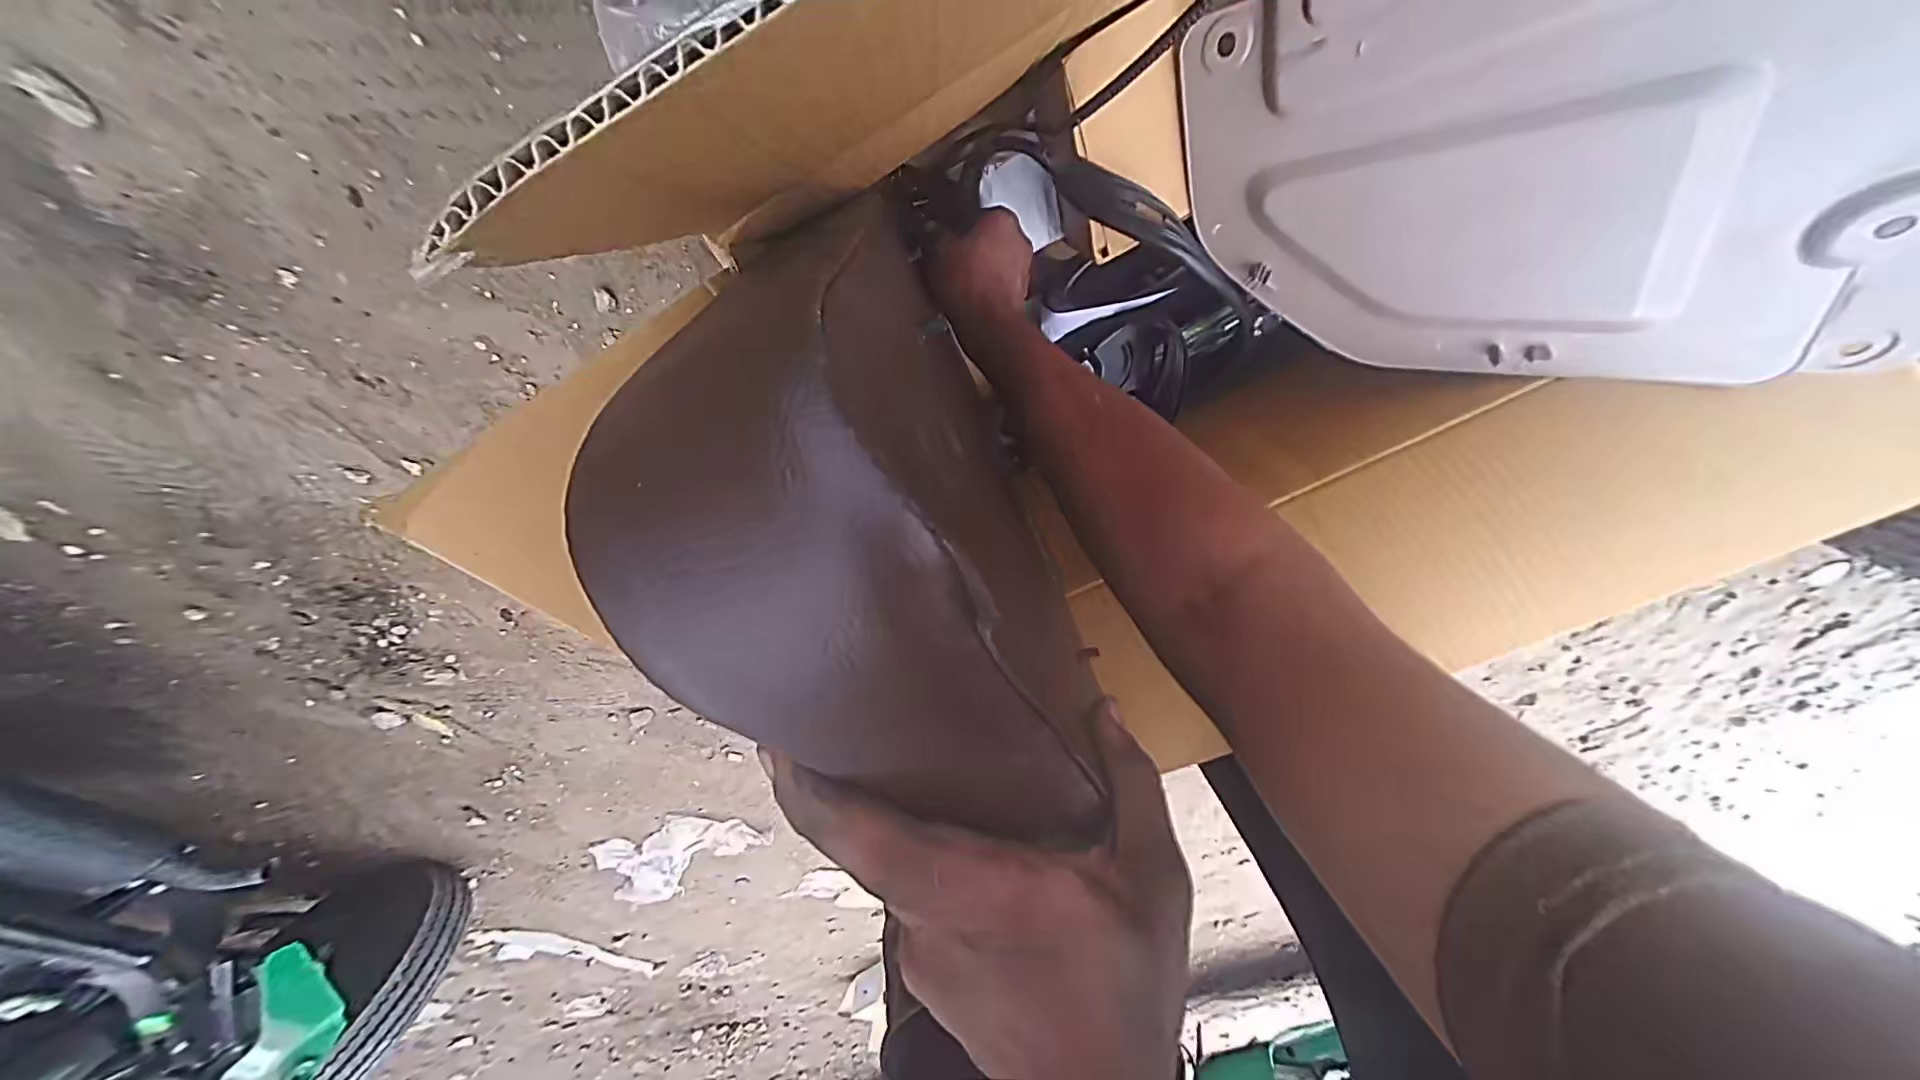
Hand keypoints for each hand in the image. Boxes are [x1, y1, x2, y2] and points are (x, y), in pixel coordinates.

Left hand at [760, 702, 1192, 1079]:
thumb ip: (1132, 786)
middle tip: (819, 723)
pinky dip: (897, 852)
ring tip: (879, 757)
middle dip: (823, 783)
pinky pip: (899, 892)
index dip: (808, 791)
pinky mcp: (924, 967)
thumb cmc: (1124, 989)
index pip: (860, 836)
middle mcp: (926, 918)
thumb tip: (1105, 711)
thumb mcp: (1154, 880)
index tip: (778, 744)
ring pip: (877, 866)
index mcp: (969, 886)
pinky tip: (930, 827)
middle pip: (852, 842)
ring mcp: (917, 949)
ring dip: (867, 817)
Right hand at [925, 208, 1034, 334]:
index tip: (945, 235)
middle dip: (972, 249)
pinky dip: (987, 290)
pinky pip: (999, 286)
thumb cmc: (969, 283)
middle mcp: (1020, 240)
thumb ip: (934, 234)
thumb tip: (930, 231)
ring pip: (996, 263)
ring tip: (958, 283)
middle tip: (950, 260)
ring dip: (981, 270)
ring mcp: (1025, 268)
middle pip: (990, 239)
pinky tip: (970, 298)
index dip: (958, 225)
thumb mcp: (938, 250)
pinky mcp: (1023, 295)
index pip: (978, 213)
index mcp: (1002, 218)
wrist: (989, 324)